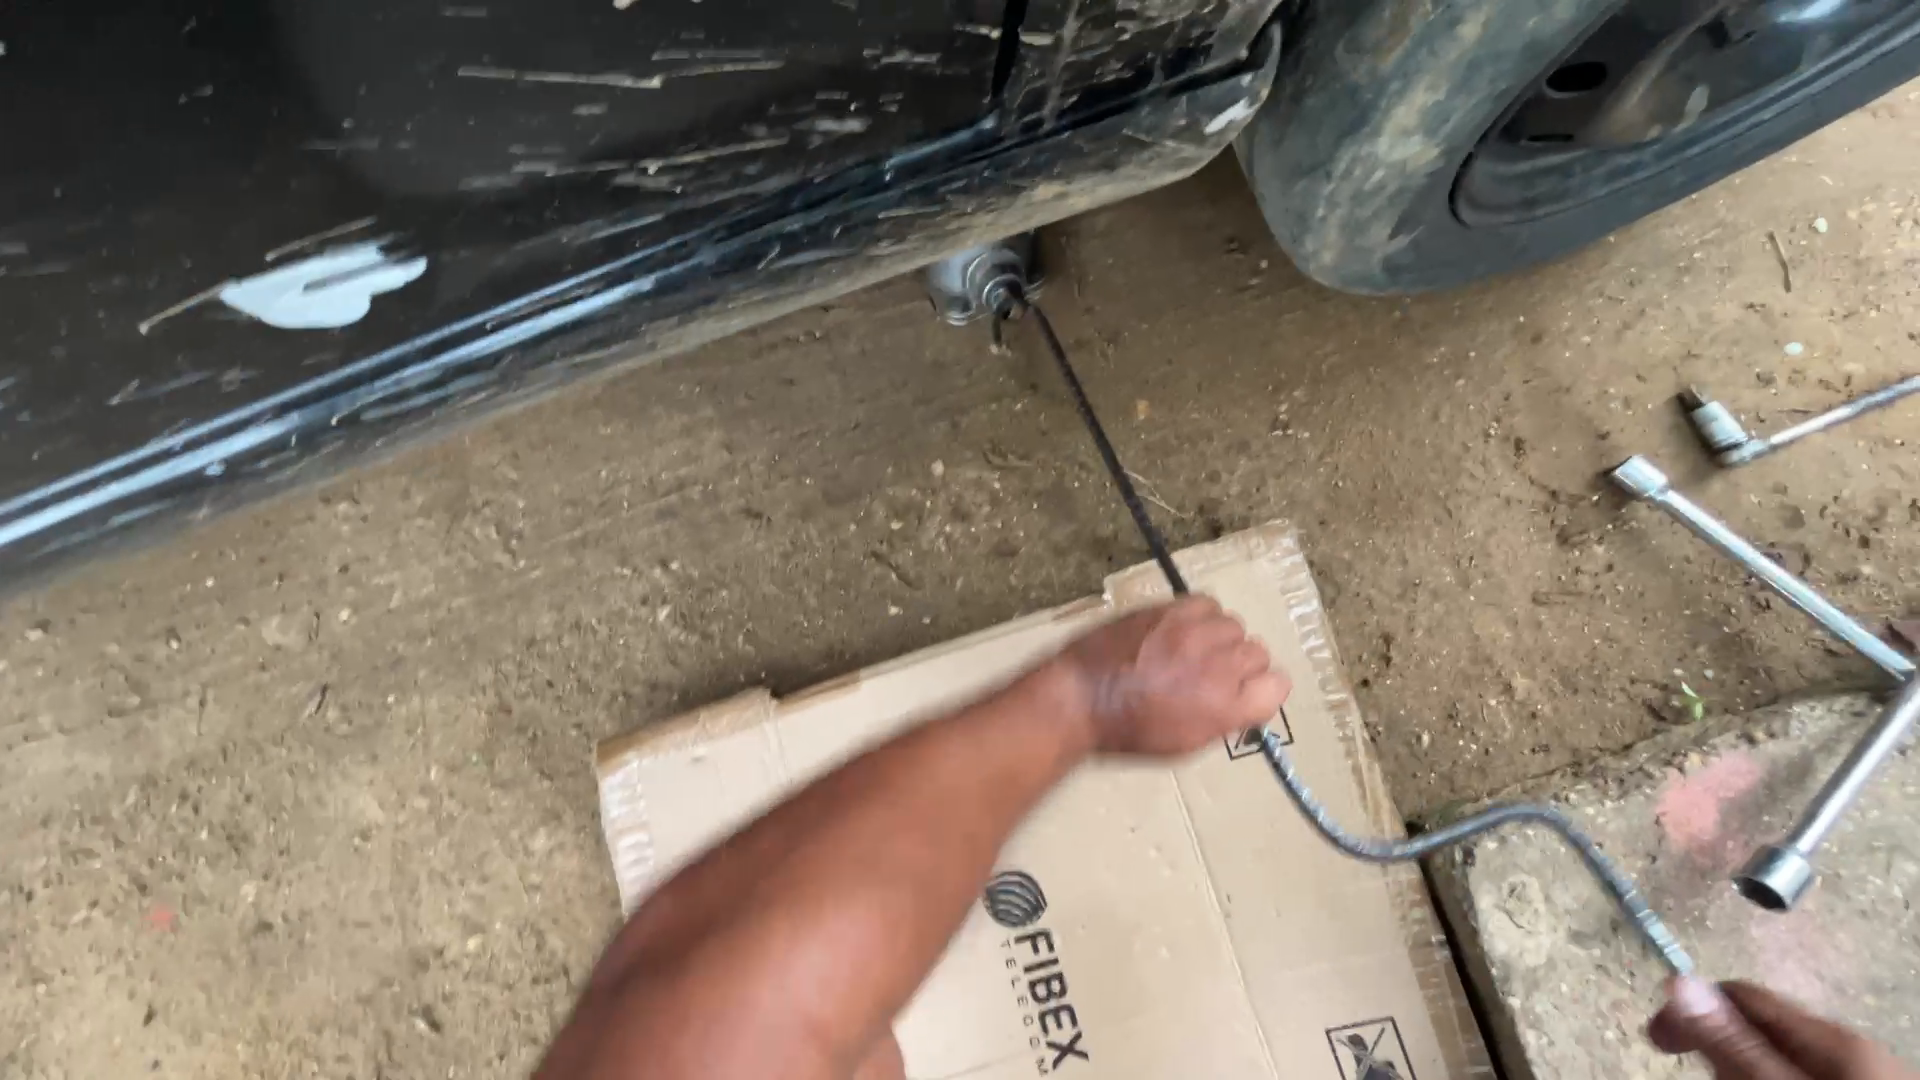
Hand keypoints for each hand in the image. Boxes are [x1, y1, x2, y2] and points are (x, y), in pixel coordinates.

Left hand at [1053, 596, 1289, 756]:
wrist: (1079, 698)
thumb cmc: (1127, 730)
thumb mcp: (1184, 743)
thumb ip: (1222, 718)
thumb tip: (1238, 701)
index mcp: (1227, 708)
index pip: (1278, 685)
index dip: (1261, 687)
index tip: (1243, 689)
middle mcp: (1219, 667)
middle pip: (1257, 652)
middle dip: (1239, 663)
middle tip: (1211, 669)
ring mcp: (1194, 634)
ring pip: (1233, 624)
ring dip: (1219, 636)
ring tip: (1192, 647)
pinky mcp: (1169, 610)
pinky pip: (1205, 602)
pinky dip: (1198, 614)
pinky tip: (1180, 627)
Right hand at [1649, 977, 1915, 1079]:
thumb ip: (1731, 1040)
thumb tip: (1677, 980)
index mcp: (1833, 1037)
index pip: (1737, 994)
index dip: (1689, 1009)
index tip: (1658, 1043)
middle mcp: (1854, 1048)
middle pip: (1760, 1027)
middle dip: (1722, 1048)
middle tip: (1706, 1078)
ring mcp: (1871, 1077)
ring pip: (1784, 1057)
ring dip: (1746, 1071)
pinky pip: (1810, 1076)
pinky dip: (1776, 1079)